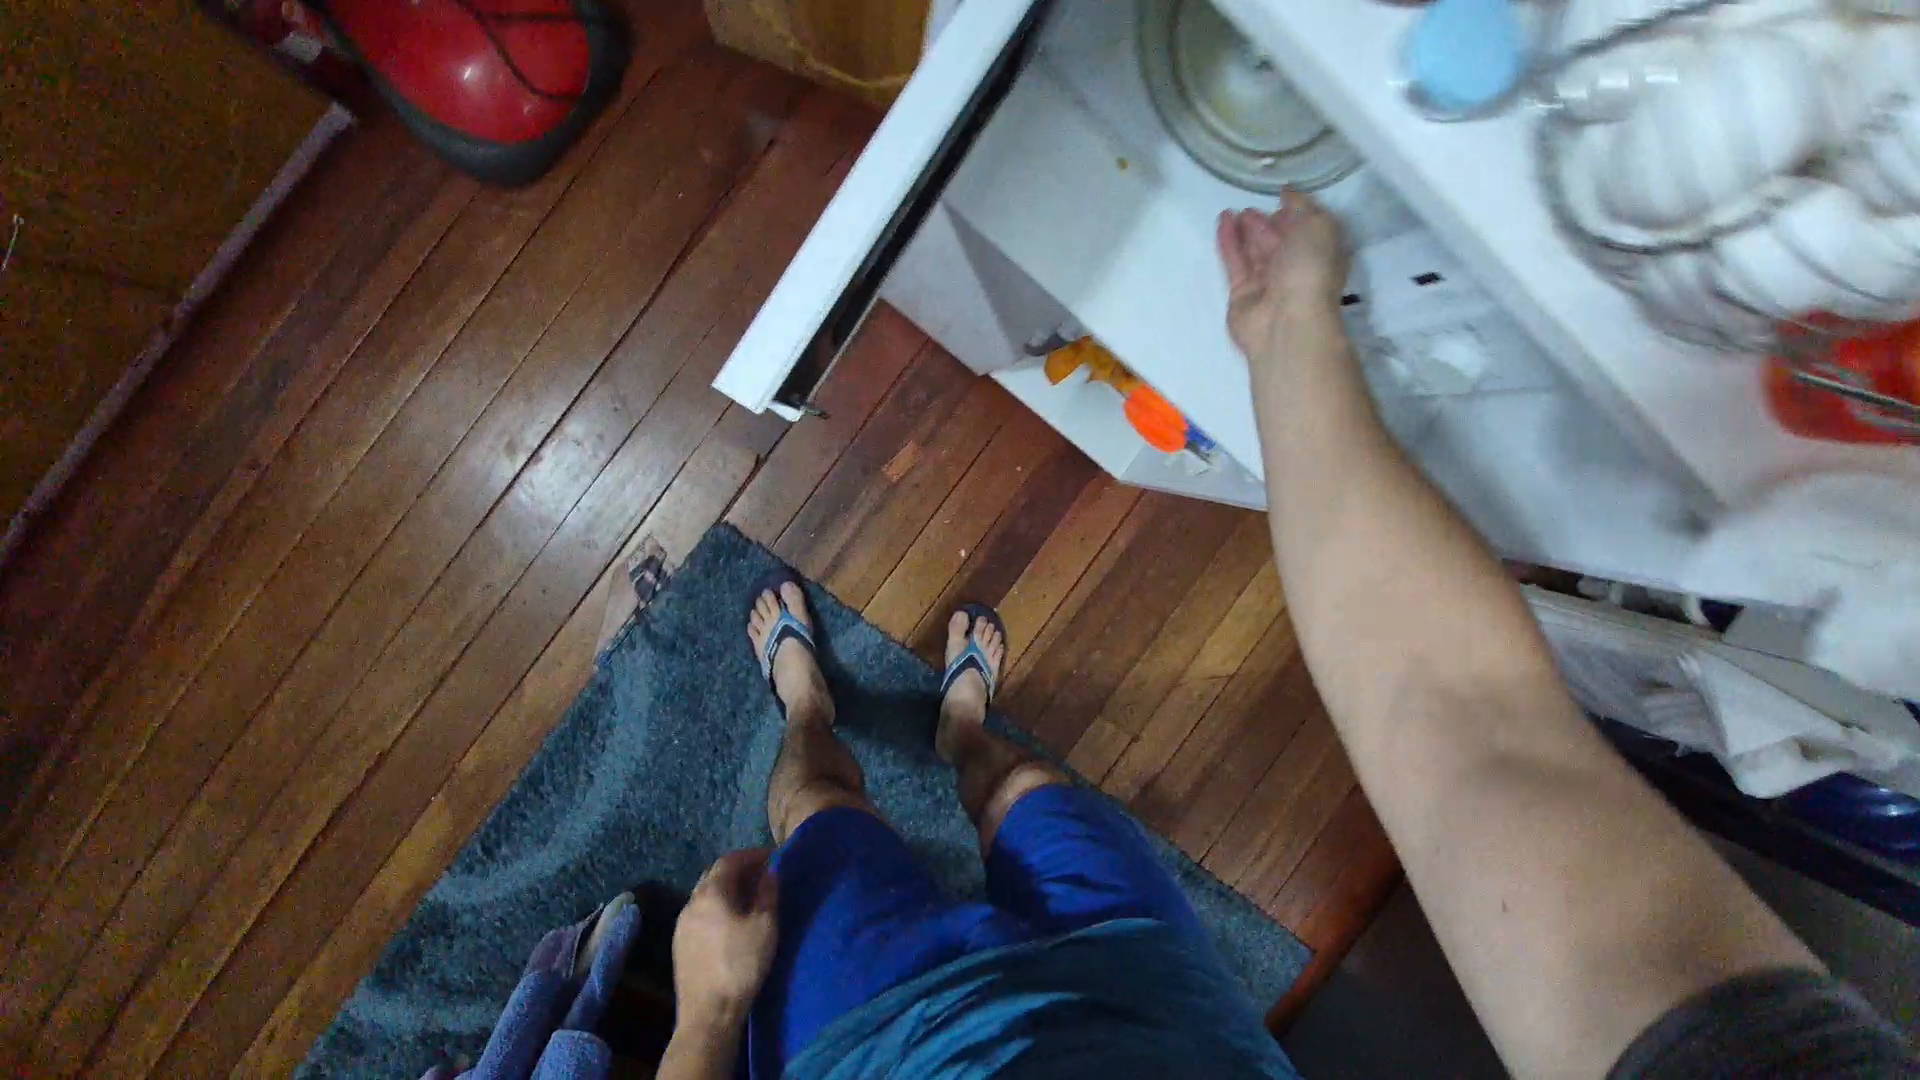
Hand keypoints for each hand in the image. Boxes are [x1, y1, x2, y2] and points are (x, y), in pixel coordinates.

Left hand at [673, 849, 779, 1023]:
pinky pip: (700, 914)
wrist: (708, 1014)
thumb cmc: (741, 964)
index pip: (729, 860)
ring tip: (749, 900)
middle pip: (714, 875)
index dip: (752, 855)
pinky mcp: (680, 946)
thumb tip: (770, 873)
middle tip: (762, 876)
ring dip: (727, 890)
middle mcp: (691, 902)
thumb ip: (768, 893)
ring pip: (705, 895)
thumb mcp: (765, 925)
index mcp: (711, 892)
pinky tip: (731, 923)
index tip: (772, 858)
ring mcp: (681, 925)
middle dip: (738, 871)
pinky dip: (717, 908)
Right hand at [1216, 191, 1350, 360]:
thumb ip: (1302, 206)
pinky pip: (1235, 262)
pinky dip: (1228, 242)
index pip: (1306, 230)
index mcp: (1320, 253)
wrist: (1286, 320)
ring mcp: (1267, 282)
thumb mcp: (1319, 225)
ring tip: (1229, 211)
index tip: (1278, 198)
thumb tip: (1287, 193)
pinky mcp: (1242, 292)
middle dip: (1264, 224)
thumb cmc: (1310, 270)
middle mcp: (1294, 268)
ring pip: (1253, 251)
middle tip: (1248, 208)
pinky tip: (1222, 223)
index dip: (1293, 214)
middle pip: (1277, 241)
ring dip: (1243, 231)